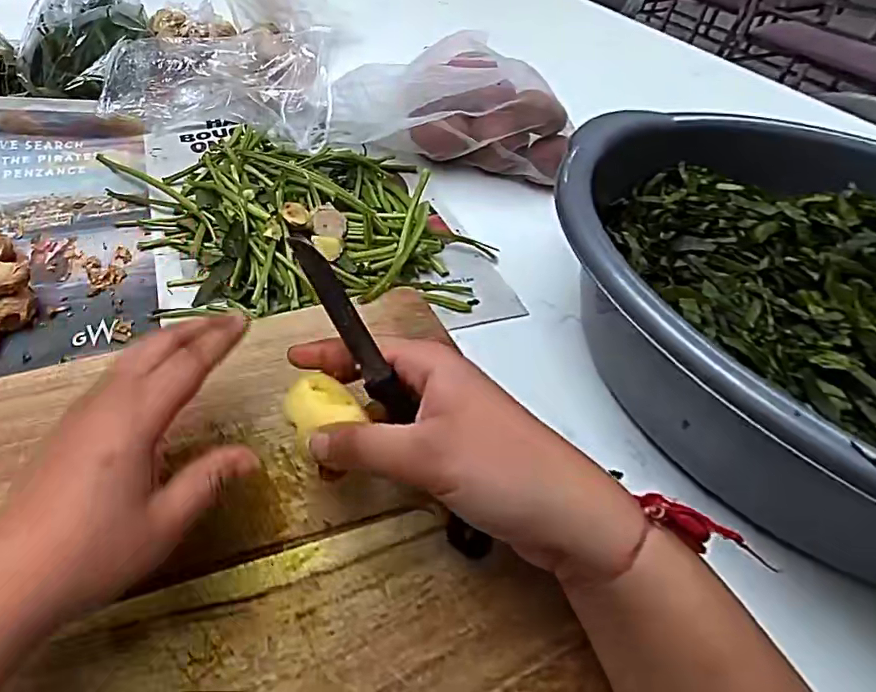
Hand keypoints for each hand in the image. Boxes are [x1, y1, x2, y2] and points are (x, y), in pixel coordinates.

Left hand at [0, 314, 260, 626]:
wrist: (17, 565)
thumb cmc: (95, 550)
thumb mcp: (162, 523)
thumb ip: (206, 480)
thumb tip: (247, 456)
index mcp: (136, 416)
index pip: (186, 364)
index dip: (218, 340)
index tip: (243, 320)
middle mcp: (108, 399)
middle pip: (154, 347)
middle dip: (192, 328)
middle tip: (226, 320)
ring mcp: (83, 407)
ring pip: (130, 357)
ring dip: (165, 341)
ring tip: (195, 338)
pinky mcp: (70, 421)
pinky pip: (114, 375)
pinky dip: (143, 360)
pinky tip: (151, 378)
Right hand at [287, 335, 645, 586]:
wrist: (583, 527)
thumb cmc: (505, 471)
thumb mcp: (424, 456)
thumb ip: (362, 445)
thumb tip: (313, 440)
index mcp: (431, 365)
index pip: (365, 347)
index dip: (326, 352)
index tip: (292, 360)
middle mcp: (438, 383)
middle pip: (372, 381)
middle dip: (338, 399)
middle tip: (309, 418)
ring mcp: (449, 418)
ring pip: (388, 414)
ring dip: (360, 432)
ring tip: (334, 456)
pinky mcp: (458, 450)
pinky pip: (405, 440)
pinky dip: (382, 453)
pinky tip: (372, 473)